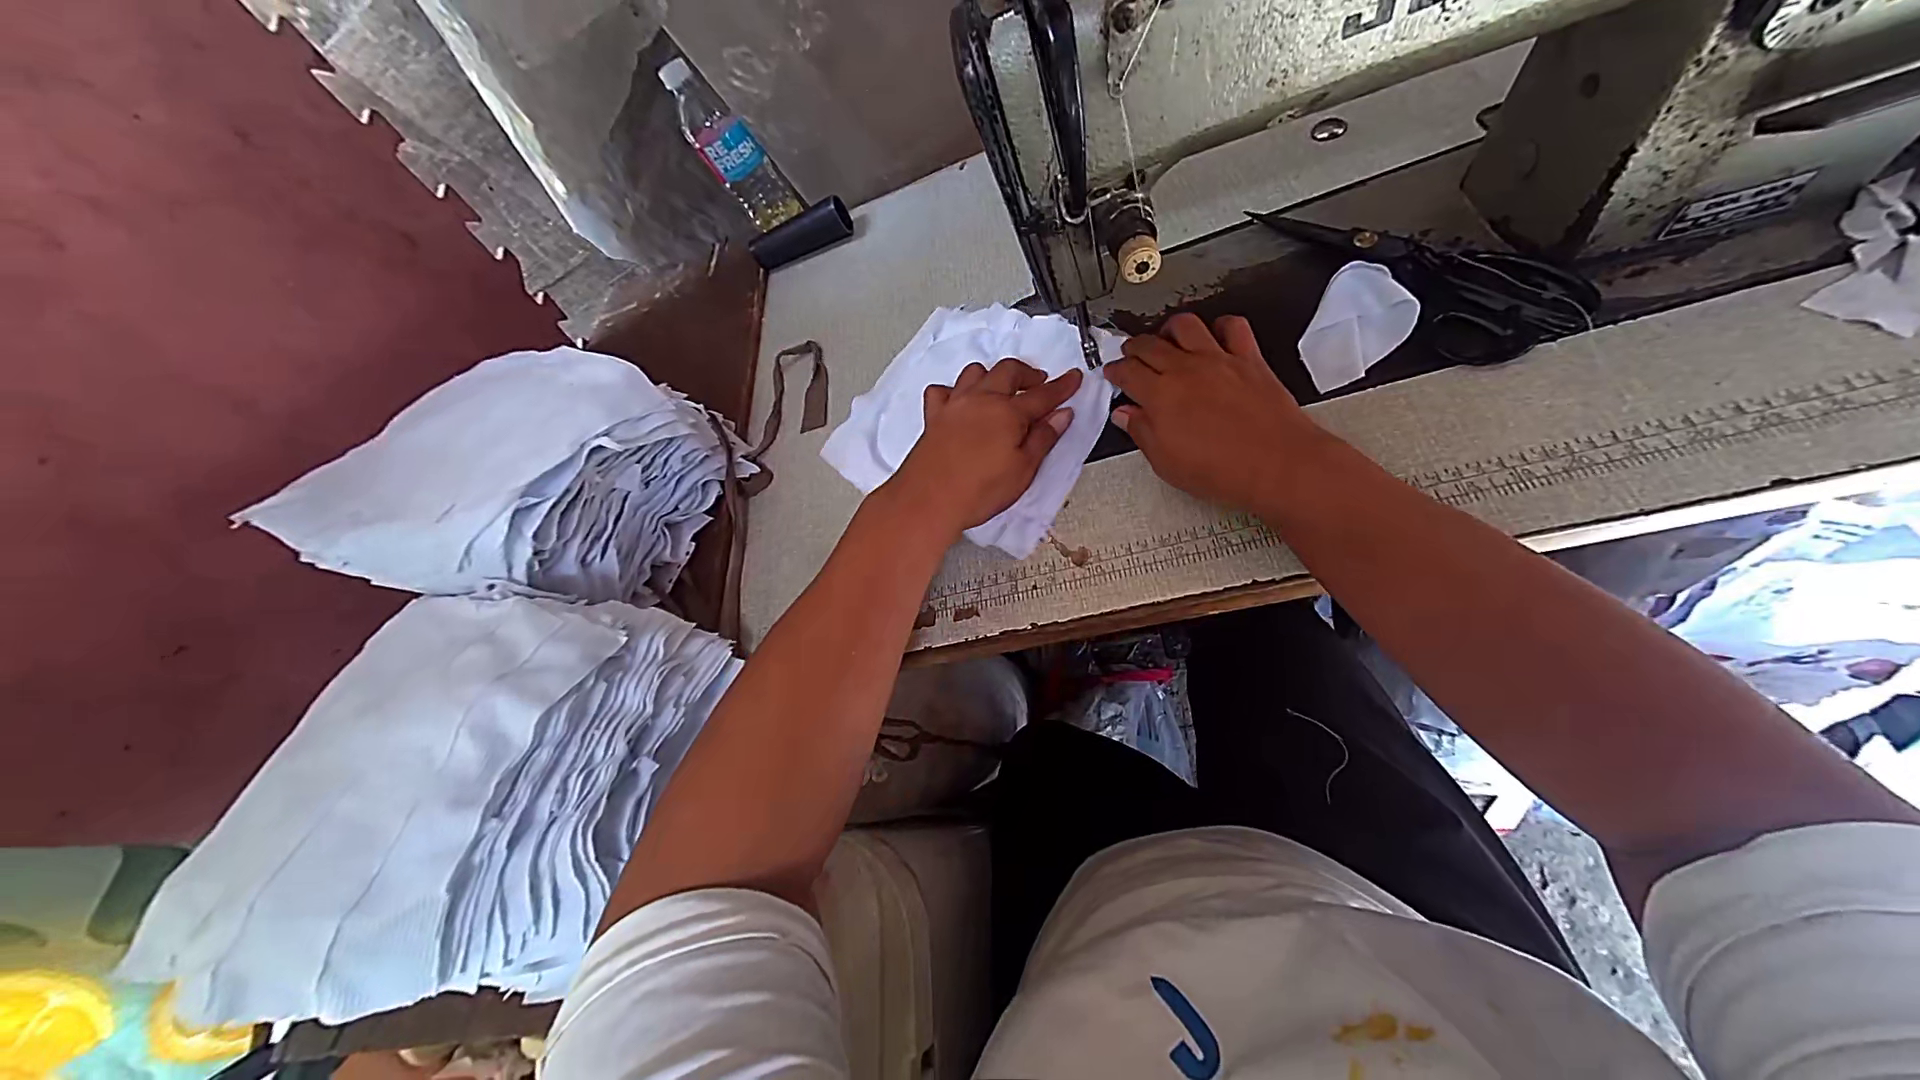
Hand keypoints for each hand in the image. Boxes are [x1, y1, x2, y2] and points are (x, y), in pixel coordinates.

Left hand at [881, 358, 1080, 535]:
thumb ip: (1044, 439)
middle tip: (1041, 382)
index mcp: (1008, 413)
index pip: (1044, 394)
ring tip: (1004, 386)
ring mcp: (955, 406)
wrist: (928, 500)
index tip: (1073, 379)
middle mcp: (981, 401)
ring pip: (976, 373)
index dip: (1062, 386)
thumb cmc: (974, 491)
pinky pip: (942, 390)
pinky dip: (954, 390)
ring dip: (994, 375)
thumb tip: (1061, 418)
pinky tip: (960, 399)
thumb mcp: (1023, 470)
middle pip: (1009, 371)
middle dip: (1029, 374)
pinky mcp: (934, 418)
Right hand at [1105, 313, 1326, 510]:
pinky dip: (1220, 325)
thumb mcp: (1166, 462)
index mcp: (1160, 396)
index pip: (1127, 371)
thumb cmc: (1224, 468)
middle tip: (1130, 353)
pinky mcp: (1248, 359)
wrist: (1275, 465)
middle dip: (1134, 347)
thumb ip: (1142, 432)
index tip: (1113, 373)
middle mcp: (1186, 371)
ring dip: (1170, 328)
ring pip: (1186, 325)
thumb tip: (1126, 416)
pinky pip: (1232, 326)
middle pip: (1150, 344)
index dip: (1115, 370)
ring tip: (1165, 336)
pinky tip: (1214, 333)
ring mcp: (1219, 361)